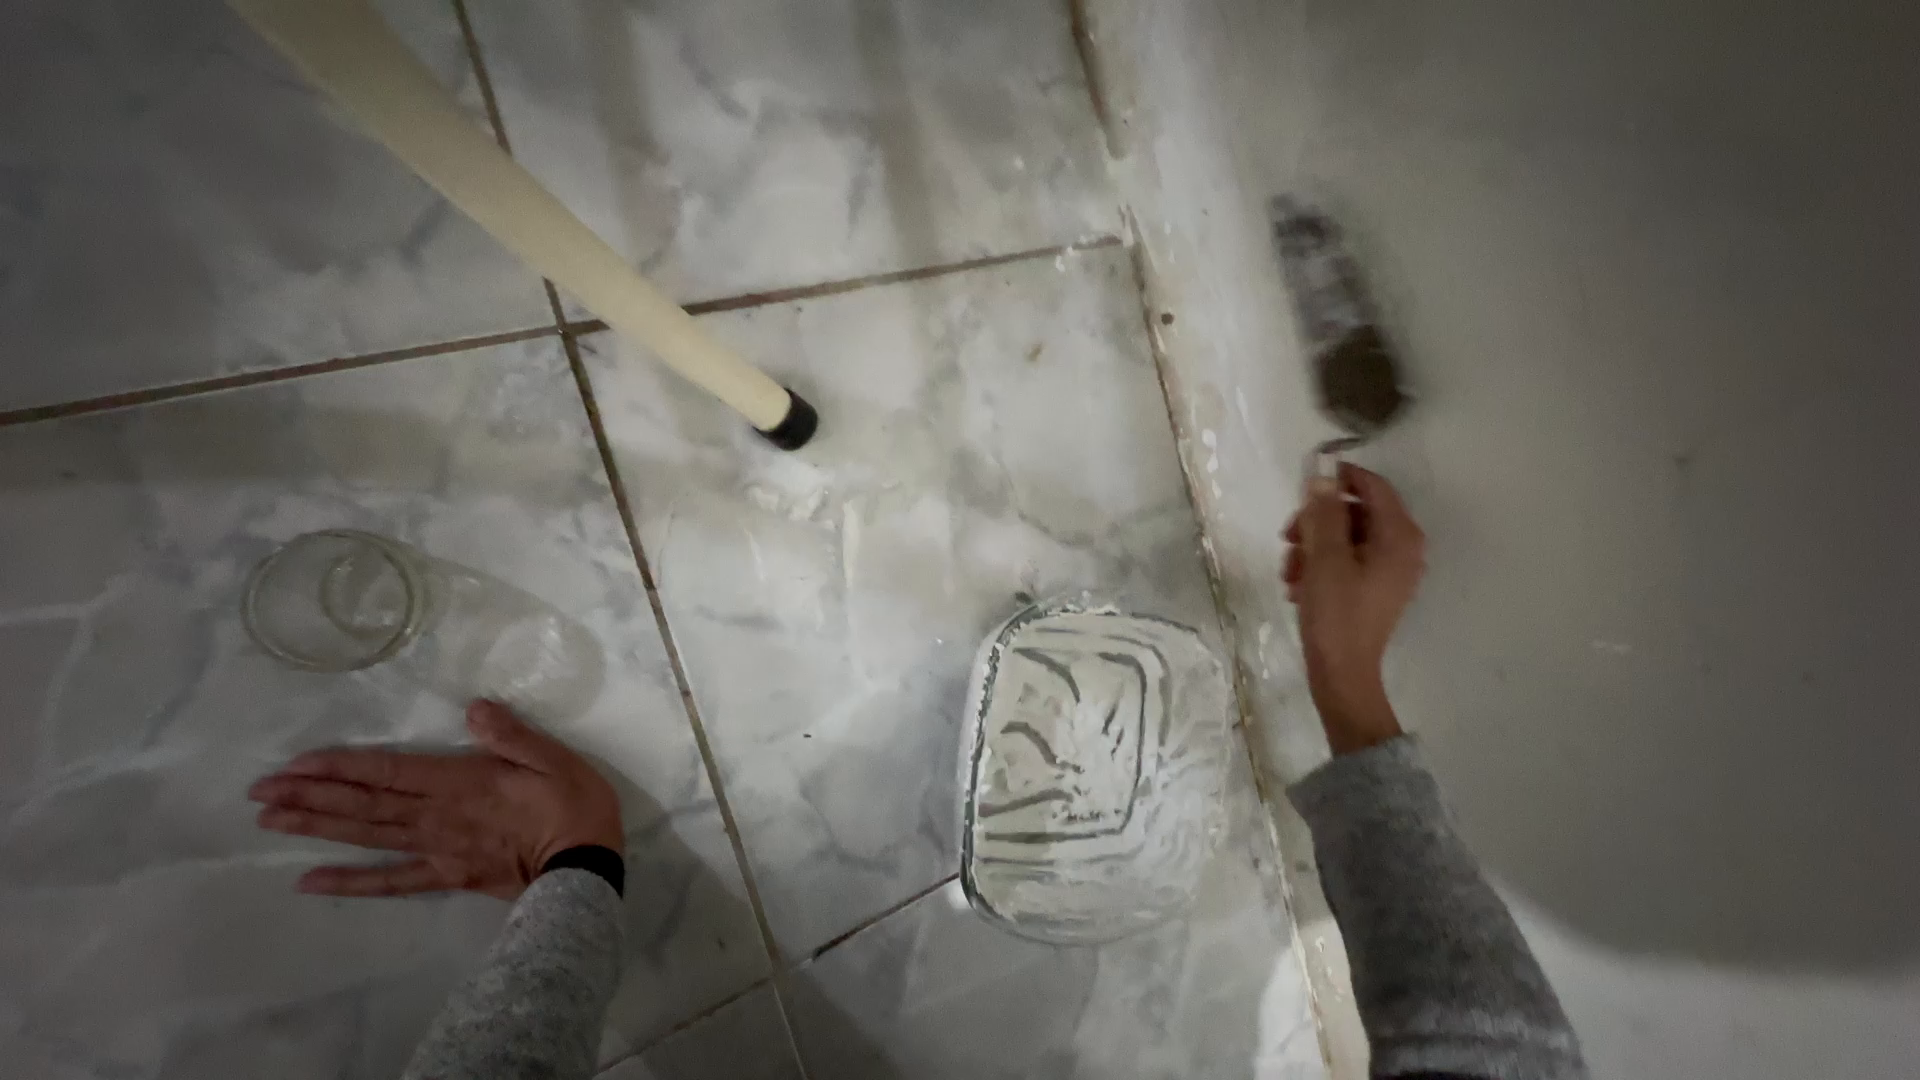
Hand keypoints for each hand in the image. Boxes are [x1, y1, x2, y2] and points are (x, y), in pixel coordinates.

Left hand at [249, 700, 622, 899]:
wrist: (583, 866)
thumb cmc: (572, 805)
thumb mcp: (555, 759)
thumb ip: (512, 735)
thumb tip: (473, 709)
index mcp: (463, 782)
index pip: (391, 772)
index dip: (342, 767)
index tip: (295, 764)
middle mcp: (438, 816)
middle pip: (367, 805)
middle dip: (312, 796)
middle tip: (259, 791)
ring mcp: (437, 850)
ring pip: (368, 836)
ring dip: (318, 828)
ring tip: (270, 822)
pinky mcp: (446, 876)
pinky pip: (390, 882)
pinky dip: (348, 883)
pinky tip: (310, 882)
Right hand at [1283, 463, 1425, 752]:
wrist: (1342, 673)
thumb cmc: (1336, 613)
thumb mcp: (1325, 558)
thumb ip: (1324, 513)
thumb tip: (1321, 477)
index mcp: (1398, 537)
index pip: (1372, 486)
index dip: (1338, 479)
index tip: (1302, 487)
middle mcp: (1401, 549)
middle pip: (1355, 513)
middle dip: (1317, 522)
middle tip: (1288, 539)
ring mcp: (1389, 571)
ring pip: (1344, 538)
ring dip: (1312, 547)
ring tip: (1289, 572)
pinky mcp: (1373, 589)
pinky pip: (1345, 562)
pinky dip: (1319, 567)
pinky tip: (1298, 587)